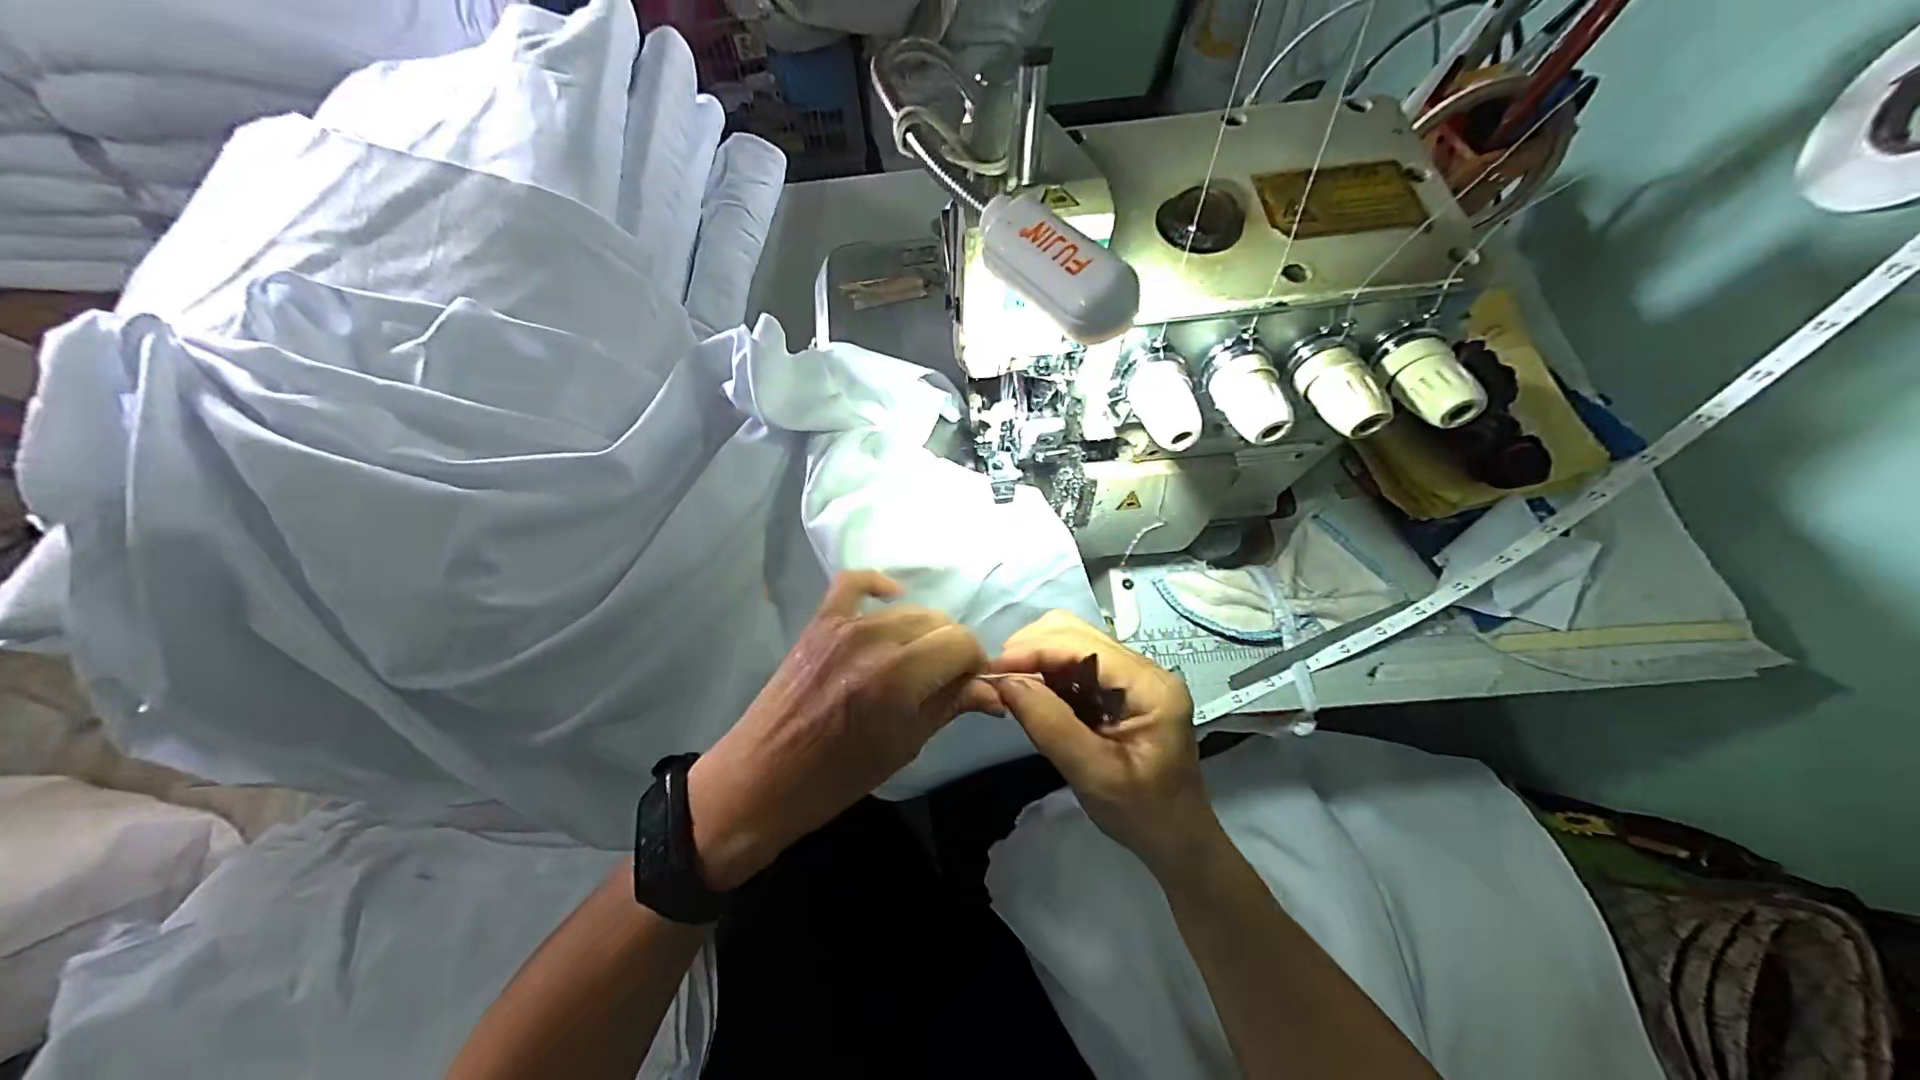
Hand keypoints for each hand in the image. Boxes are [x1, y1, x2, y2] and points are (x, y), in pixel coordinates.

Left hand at [687, 571, 996, 889]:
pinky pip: (854, 583)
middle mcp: (874, 640)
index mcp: (898, 678)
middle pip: (939, 623)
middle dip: (953, 650)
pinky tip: (892, 597)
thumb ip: (950, 706)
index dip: (976, 663)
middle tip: (948, 680)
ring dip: (924, 633)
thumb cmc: (837, 778)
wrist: (763, 779)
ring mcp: (843, 626)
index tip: (973, 684)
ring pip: (907, 610)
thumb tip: (994, 693)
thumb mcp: (904, 746)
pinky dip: (878, 585)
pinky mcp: (819, 622)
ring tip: (918, 661)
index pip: (962, 643)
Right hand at [990, 610, 1220, 876]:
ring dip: (1037, 657)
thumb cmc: (1141, 813)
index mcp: (1150, 687)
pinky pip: (1076, 661)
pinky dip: (1047, 669)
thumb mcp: (1093, 775)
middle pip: (1076, 632)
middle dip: (1031, 648)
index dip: (1034, 650)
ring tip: (1011, 685)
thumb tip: (1005, 682)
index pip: (1083, 646)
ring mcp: (1133, 674)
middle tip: (998, 679)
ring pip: (1073, 640)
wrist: (1175, 837)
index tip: (992, 671)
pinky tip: (1032, 692)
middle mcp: (1144, 669)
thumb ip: (1050, 725)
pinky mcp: (1119, 685)